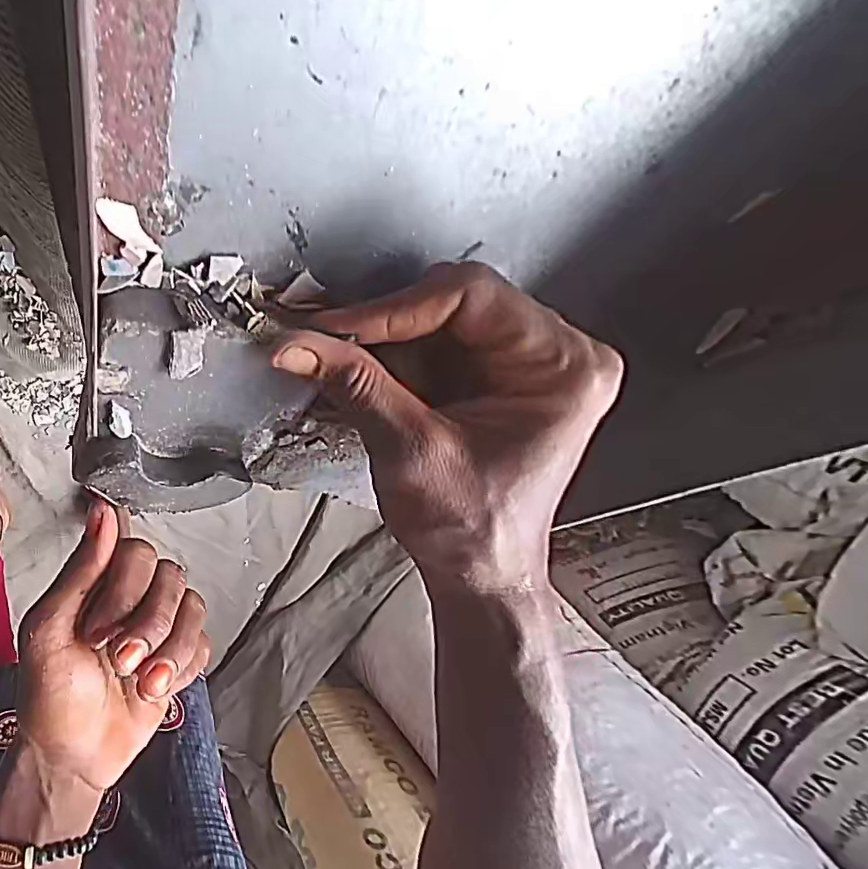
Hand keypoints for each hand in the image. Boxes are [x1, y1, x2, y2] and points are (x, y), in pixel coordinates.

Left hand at [13, 500, 209, 795]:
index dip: (123, 584)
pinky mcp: (177, 658)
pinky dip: (181, 668)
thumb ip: (80, 571)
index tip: (101, 624)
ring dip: (167, 649)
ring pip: (193, 607)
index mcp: (93, 584)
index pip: (131, 548)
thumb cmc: (49, 696)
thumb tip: (101, 517)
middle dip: (146, 622)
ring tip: (137, 679)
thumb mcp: (48, 629)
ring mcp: (156, 627)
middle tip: (117, 656)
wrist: (73, 756)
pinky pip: (203, 643)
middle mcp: (128, 598)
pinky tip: (153, 686)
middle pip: (168, 575)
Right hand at [271, 262, 622, 590]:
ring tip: (330, 365)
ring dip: (375, 345)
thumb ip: (357, 388)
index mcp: (563, 367)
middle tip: (325, 342)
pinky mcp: (480, 383)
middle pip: (451, 304)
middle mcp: (548, 357)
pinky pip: (424, 352)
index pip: (471, 297)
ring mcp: (513, 368)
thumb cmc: (472, 530)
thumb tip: (304, 347)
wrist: (476, 572)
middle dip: (381, 326)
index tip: (335, 328)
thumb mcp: (409, 451)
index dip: (393, 308)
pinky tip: (350, 380)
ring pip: (430, 325)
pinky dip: (381, 364)